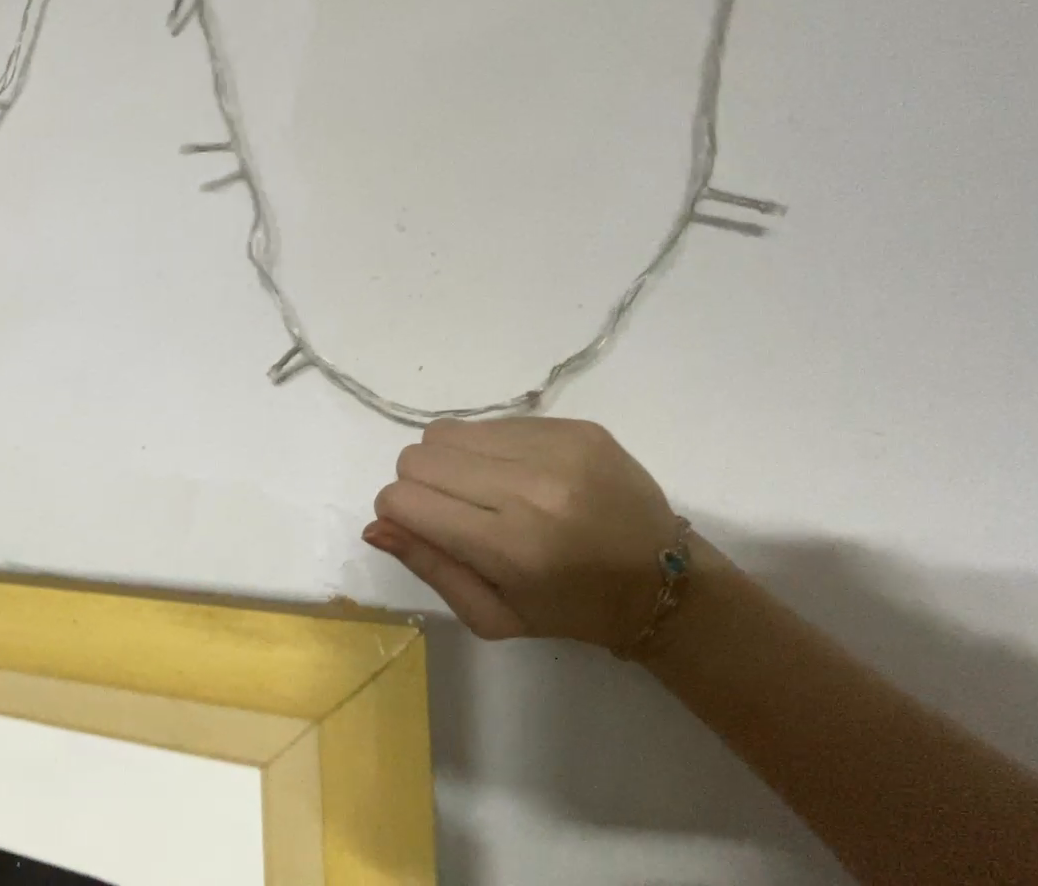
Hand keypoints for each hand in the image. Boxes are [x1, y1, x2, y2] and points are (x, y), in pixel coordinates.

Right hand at [364, 418, 680, 649]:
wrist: (663, 581)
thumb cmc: (568, 609)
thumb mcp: (492, 615)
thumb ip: (429, 567)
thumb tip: (374, 526)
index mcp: (510, 546)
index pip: (403, 499)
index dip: (399, 514)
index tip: (423, 529)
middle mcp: (531, 489)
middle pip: (417, 458)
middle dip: (419, 486)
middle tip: (456, 511)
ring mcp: (556, 451)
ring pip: (446, 432)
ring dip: (450, 462)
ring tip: (485, 490)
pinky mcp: (575, 427)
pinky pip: (490, 422)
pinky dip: (487, 448)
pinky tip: (518, 476)